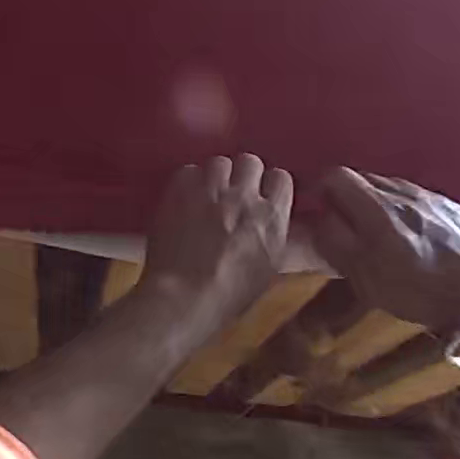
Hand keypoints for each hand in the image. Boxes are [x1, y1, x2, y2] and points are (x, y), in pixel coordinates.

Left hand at [137, 154, 292, 328]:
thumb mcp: (266, 270)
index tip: (262, 194)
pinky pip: (188, 171)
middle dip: (242, 173)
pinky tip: (184, 198)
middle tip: (232, 191)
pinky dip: (188, 181)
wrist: (184, 297)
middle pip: (250, 161)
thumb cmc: (228, 296)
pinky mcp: (179, 191)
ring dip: (215, 175)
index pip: (281, 178)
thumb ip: (272, 238)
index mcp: (272, 218)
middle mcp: (244, 196)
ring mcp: (210, 190)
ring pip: (218, 162)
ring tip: (206, 192)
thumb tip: (270, 227)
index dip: (270, 185)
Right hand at [308, 168, 459, 331]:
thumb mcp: (362, 276)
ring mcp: (433, 198)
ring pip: (391, 186)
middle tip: (342, 222)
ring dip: (375, 201)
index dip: (320, 188)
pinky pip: (418, 198)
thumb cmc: (417, 292)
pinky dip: (403, 208)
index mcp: (377, 208)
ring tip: (376, 230)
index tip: (316, 208)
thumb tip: (320, 218)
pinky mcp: (455, 208)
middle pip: (364, 178)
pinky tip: (410, 235)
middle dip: (346, 196)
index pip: (337, 176)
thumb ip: (334, 241)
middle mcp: (404, 193)